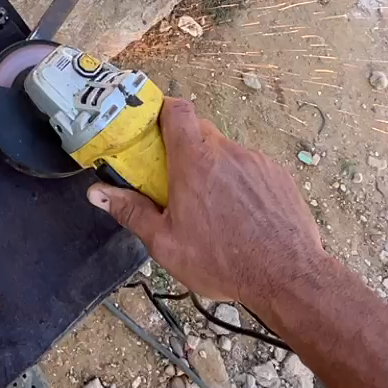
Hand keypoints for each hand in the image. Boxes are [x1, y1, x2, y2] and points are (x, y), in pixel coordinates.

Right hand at [88, 98, 329, 306]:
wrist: (289, 277)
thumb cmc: (225, 261)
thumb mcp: (165, 243)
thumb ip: (130, 211)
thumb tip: (98, 193)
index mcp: (194, 161)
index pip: (176, 110)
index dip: (162, 110)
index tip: (151, 126)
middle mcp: (225, 152)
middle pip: (198, 132)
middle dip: (182, 149)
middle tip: (174, 179)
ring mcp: (254, 162)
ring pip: (224, 152)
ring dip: (212, 170)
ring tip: (211, 207)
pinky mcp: (276, 176)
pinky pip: (249, 168)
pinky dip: (238, 183)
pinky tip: (239, 215)